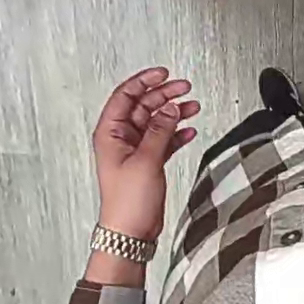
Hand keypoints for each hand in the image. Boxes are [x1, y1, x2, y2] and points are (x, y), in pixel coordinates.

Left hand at [91, 67, 200, 241]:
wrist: (131, 230)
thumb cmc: (127, 201)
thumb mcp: (146, 160)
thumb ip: (160, 131)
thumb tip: (169, 108)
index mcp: (111, 133)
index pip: (126, 96)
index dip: (144, 81)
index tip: (163, 74)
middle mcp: (122, 139)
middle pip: (144, 106)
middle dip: (164, 95)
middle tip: (184, 88)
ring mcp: (136, 150)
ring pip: (157, 122)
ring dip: (174, 113)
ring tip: (192, 106)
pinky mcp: (149, 162)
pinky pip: (164, 140)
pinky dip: (177, 133)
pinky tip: (189, 130)